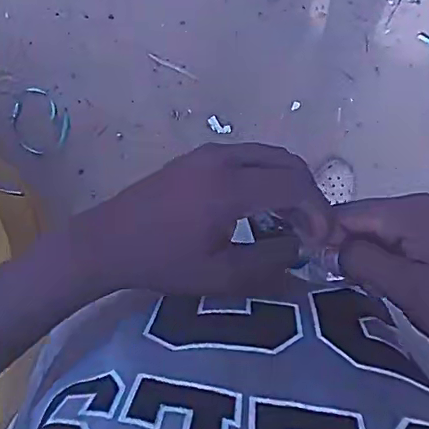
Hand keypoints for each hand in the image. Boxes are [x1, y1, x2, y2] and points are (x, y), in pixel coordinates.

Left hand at [67, 142, 332, 296]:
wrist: (106, 242)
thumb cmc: (160, 262)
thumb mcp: (219, 274)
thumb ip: (268, 260)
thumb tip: (301, 247)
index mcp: (228, 187)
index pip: (294, 184)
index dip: (318, 210)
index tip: (322, 239)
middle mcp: (222, 158)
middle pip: (287, 162)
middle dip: (308, 193)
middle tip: (312, 228)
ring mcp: (208, 153)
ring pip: (268, 156)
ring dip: (288, 183)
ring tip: (290, 220)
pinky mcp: (198, 157)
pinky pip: (247, 157)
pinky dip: (266, 177)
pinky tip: (260, 208)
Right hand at [334, 193, 428, 359]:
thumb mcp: (405, 287)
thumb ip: (361, 261)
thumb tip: (326, 247)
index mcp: (408, 211)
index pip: (345, 213)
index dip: (322, 238)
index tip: (311, 269)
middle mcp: (413, 206)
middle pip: (356, 219)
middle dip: (340, 248)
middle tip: (335, 283)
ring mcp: (422, 220)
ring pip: (369, 231)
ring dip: (358, 257)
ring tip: (357, 286)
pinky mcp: (427, 236)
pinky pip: (386, 240)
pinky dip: (376, 259)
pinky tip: (378, 283)